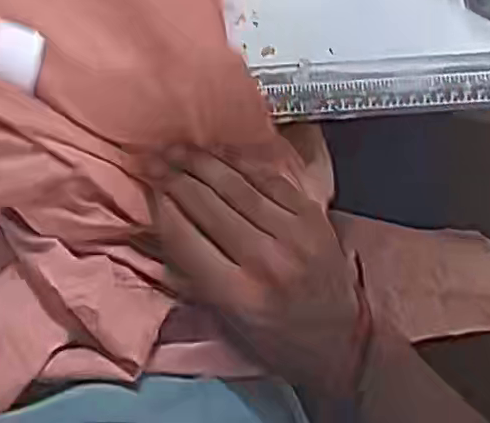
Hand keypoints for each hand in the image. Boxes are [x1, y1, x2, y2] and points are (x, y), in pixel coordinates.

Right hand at [150, 149, 368, 402]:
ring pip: (232, 183)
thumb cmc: (275, 336)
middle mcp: (265, 260)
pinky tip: (214, 150)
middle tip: (148, 156)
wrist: (346, 343)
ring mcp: (292, 232)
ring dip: (196, 159)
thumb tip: (162, 213)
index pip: (185, 237)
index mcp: (240, 294)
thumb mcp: (228, 318)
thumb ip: (195, 268)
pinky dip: (235, 160)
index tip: (143, 182)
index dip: (159, 204)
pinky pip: (264, 176)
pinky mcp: (310, 213)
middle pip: (205, 203)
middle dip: (170, 175)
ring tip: (173, 147)